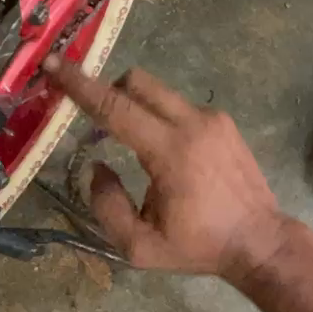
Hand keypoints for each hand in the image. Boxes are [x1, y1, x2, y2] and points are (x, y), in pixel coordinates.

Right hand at [44, 55, 291, 281]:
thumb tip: (97, 168)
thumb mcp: (141, 247)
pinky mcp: (224, 122)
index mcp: (170, 152)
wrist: (260, 240)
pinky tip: (168, 155)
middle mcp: (193, 123)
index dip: (79, 85)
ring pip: (160, 92)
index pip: (115, 107)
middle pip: (137, 82)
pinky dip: (162, 119)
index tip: (52, 65)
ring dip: (137, 107)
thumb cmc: (199, 247)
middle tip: (93, 114)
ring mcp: (213, 118)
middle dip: (109, 90)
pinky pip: (180, 107)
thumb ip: (107, 207)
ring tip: (134, 146)